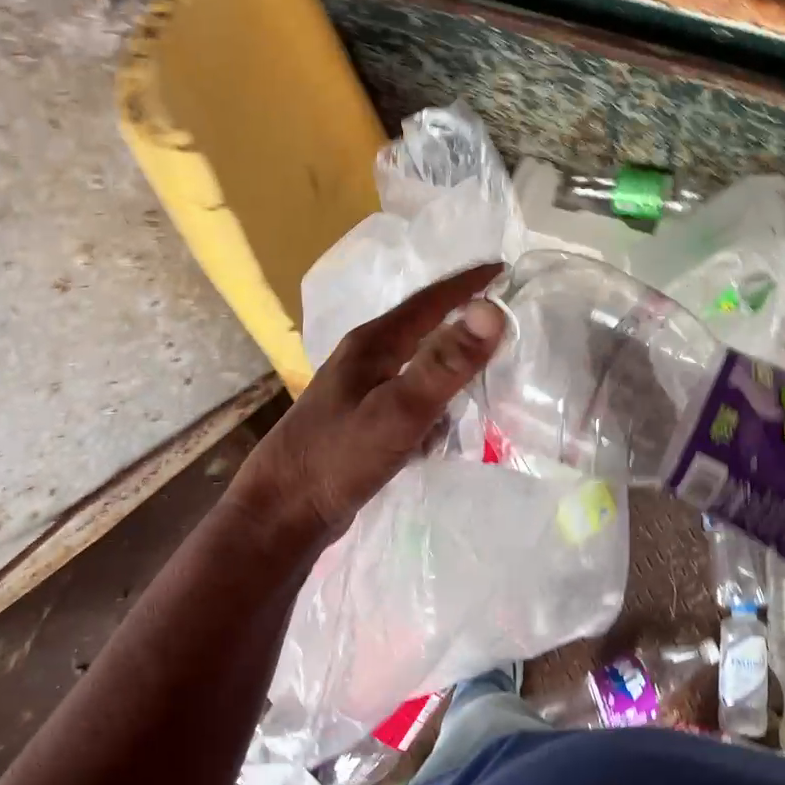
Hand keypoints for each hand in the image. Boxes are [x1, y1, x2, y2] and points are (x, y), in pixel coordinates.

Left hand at [232, 263, 506, 547]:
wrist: (280, 515)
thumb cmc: (338, 459)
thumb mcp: (400, 411)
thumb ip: (446, 364)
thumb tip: (493, 311)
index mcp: (373, 344)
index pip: (430, 300)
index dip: (468, 283)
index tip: (504, 269)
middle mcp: (364, 357)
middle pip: (421, 323)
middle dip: (460, 312)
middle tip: (503, 309)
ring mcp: (359, 388)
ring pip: (415, 357)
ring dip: (448, 351)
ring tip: (485, 355)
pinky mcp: (360, 417)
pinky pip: (409, 389)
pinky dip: (436, 388)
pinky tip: (450, 409)